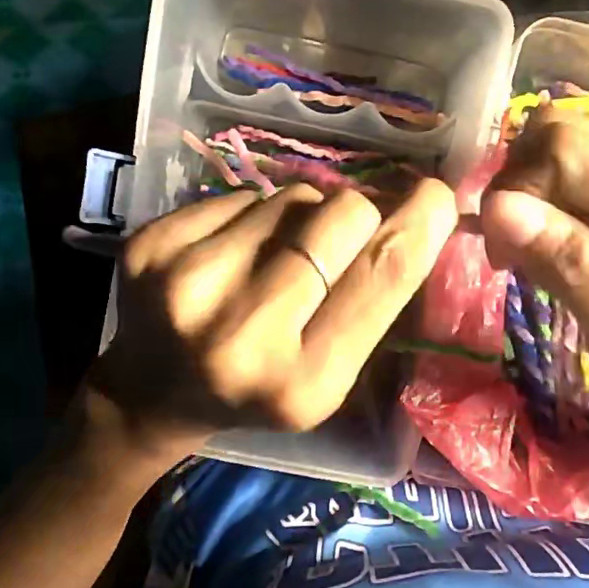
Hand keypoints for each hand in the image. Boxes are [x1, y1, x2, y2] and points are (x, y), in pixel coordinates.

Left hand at [85, 180, 457, 471]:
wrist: (150, 393)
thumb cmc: (256, 392)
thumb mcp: (326, 377)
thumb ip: (370, 303)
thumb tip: (413, 214)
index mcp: (302, 382)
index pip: (382, 272)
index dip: (421, 222)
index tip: (437, 194)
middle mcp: (241, 332)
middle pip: (342, 213)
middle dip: (360, 213)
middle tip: (346, 233)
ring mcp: (186, 282)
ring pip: (291, 197)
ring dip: (302, 217)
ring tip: (277, 258)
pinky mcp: (152, 243)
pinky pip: (243, 195)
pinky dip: (254, 216)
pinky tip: (234, 254)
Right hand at [479, 108, 588, 551]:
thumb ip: (572, 269)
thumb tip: (497, 207)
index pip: (566, 148)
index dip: (515, 190)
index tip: (503, 256)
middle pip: (562, 130)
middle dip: (518, 188)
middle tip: (513, 255)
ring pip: (565, 137)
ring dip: (530, 191)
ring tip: (535, 253)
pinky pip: (580, 158)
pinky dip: (550, 195)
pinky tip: (558, 241)